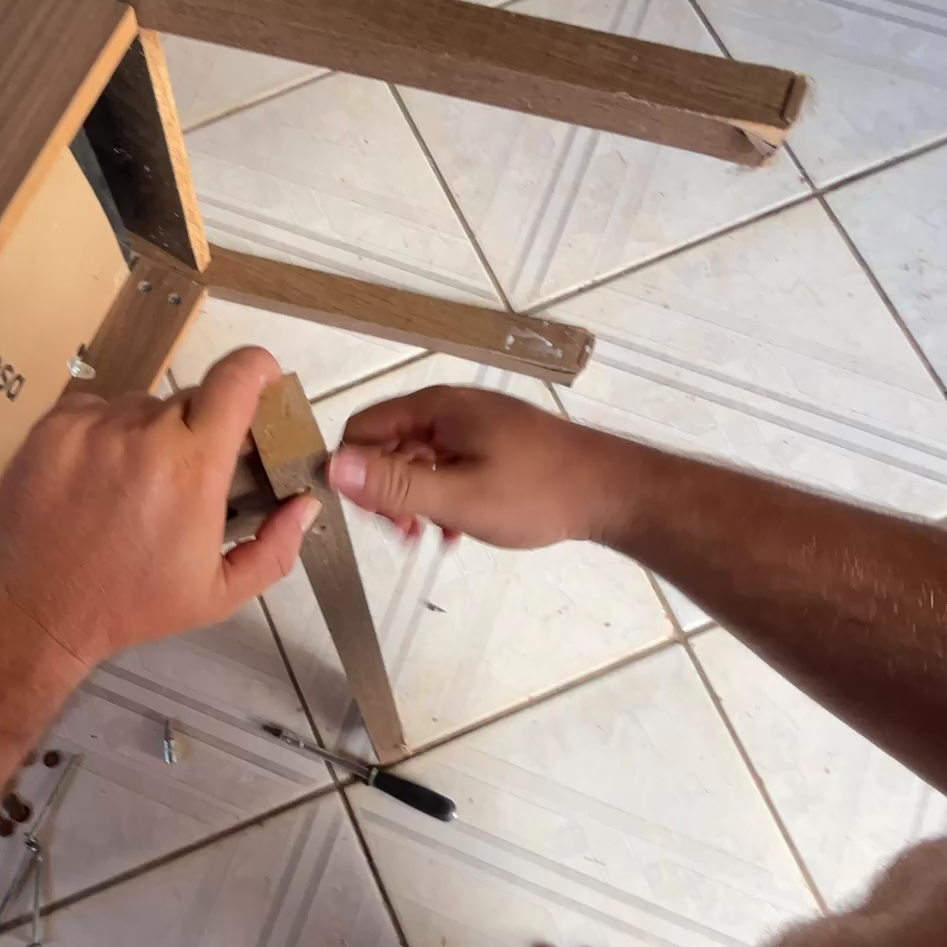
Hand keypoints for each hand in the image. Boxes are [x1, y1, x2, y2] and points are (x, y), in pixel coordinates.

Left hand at [0, 348, 320, 665]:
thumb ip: (275, 548)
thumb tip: (304, 504)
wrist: (34, 607)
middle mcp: (143, 432)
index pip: (237, 379)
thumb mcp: (219, 593)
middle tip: (188, 473)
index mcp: (192, 467)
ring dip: (151, 434)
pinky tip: (98, 478)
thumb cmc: (129, 604)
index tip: (263, 380)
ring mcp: (94, 424)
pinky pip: (99, 409)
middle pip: (193, 398)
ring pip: (144, 406)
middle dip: (201, 428)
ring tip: (132, 486)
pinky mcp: (55, 424)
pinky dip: (107, 433)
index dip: (258, 369)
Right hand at [328, 385, 631, 548]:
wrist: (614, 492)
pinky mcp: (490, 445)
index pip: (361, 430)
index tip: (372, 514)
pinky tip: (455, 530)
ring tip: (429, 536)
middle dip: (386, 491)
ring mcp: (471, 426)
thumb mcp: (458, 496)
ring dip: (412, 500)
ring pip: (416, 461)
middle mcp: (448, 410)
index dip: (355, 472)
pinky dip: (440, 497)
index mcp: (435, 410)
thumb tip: (332, 468)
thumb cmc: (536, 493)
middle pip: (387, 446)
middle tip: (404, 533)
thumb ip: (394, 484)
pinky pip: (445, 467)